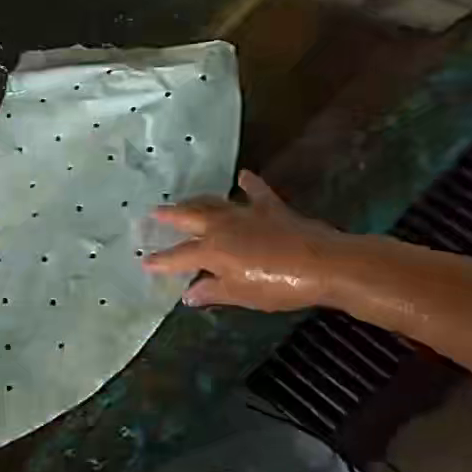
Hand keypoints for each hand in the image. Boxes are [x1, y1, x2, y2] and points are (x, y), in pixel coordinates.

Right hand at [143, 170, 349, 311]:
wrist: (326, 264)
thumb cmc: (279, 286)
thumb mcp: (242, 295)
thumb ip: (212, 291)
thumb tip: (189, 294)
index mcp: (211, 251)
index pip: (177, 257)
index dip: (160, 261)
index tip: (145, 263)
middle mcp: (222, 227)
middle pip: (189, 218)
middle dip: (170, 216)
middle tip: (154, 212)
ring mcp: (246, 214)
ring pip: (214, 203)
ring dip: (197, 201)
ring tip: (185, 200)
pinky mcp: (271, 209)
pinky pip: (256, 192)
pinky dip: (248, 184)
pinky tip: (243, 175)